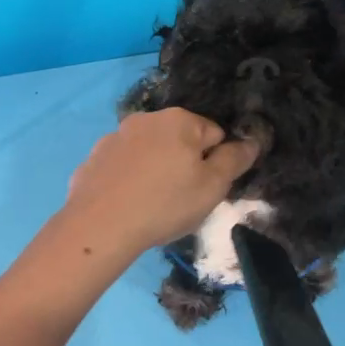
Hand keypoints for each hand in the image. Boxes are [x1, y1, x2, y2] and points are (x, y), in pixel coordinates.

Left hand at [63, 108, 258, 254]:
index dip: (215, 163)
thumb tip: (252, 141)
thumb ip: (235, 160)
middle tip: (179, 200)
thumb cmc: (165, 204)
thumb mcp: (212, 187)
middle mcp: (146, 119)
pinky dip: (127, 181)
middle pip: (178, 141)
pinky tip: (126, 205)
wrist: (100, 225)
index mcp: (180, 120)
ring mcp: (114, 138)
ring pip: (147, 153)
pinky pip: (121, 168)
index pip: (214, 134)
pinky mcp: (93, 160)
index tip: (204, 189)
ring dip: (154, 171)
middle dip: (183, 164)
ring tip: (150, 205)